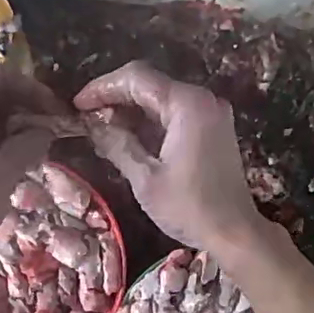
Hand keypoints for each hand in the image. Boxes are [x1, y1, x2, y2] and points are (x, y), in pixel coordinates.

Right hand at [74, 62, 270, 252]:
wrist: (235, 233)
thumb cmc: (190, 208)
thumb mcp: (146, 179)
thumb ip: (118, 145)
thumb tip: (94, 125)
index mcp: (187, 104)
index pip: (136, 78)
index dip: (102, 88)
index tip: (78, 105)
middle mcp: (203, 100)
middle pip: (151, 86)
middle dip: (117, 100)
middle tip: (89, 120)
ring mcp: (213, 115)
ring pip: (164, 102)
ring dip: (134, 113)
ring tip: (104, 132)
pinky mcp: (215, 132)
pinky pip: (178, 117)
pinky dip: (153, 125)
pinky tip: (132, 141)